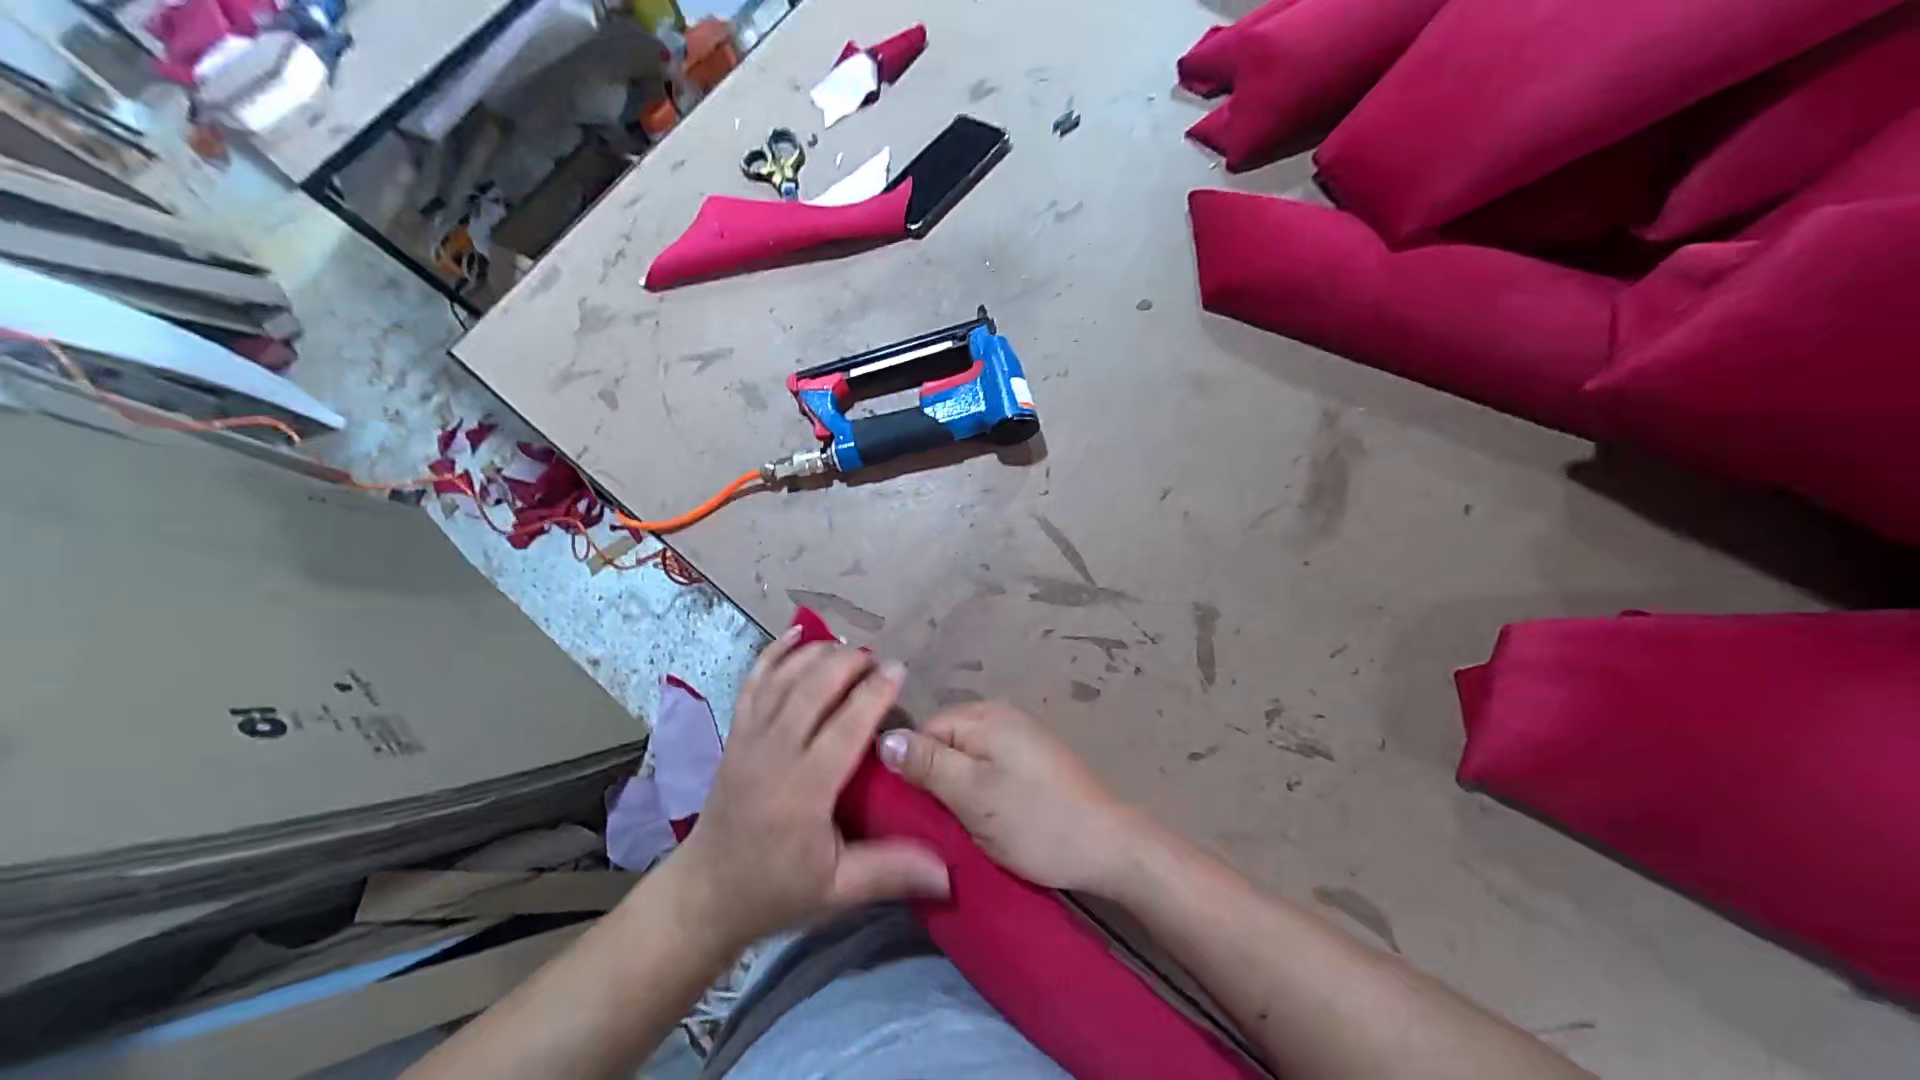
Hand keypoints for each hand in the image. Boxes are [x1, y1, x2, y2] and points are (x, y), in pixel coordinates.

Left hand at [671, 632, 949, 949]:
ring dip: (818, 654)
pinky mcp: (735, 733)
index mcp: (804, 790)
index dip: (874, 692)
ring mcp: (749, 738)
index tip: (899, 669)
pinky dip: (774, 654)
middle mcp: (774, 753)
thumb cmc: (777, 889)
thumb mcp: (838, 890)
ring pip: (784, 678)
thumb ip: (892, 871)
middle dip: (848, 663)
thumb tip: (950, 873)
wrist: (707, 892)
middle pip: (812, 688)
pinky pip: (754, 682)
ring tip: (850, 648)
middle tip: (879, 659)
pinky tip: (797, 635)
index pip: (844, 726)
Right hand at [877, 702, 1139, 894]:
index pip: (923, 730)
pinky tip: (984, 817)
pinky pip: (990, 767)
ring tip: (957, 823)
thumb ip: (927, 764)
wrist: (1110, 847)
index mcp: (985, 715)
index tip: (907, 808)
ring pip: (966, 757)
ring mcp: (1022, 737)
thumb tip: (883, 738)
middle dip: (934, 778)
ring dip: (957, 788)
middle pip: (944, 741)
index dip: (909, 767)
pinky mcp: (1035, 761)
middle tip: (932, 820)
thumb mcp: (972, 795)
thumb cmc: (1036, 821)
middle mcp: (1002, 715)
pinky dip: (981, 790)